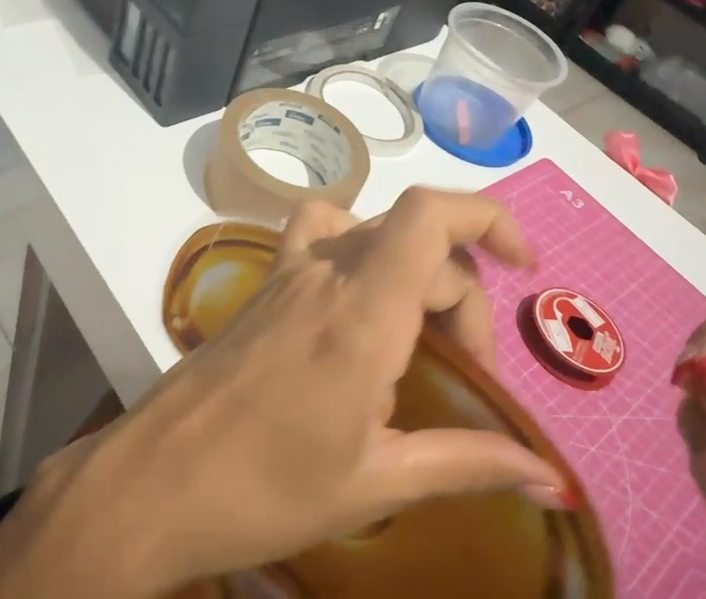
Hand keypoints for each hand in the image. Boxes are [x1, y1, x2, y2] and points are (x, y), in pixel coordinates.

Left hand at [3, 190, 569, 595]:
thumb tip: (552, 477)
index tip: (527, 267)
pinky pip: (322, 235)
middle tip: (467, 379)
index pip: (431, 217)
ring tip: (422, 335)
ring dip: (416, 270)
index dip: (490, 218)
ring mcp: (288, 274)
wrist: (153, 485)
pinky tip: (360, 303)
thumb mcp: (376, 481)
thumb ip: (467, 464)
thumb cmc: (264, 490)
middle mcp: (326, 274)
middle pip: (418, 240)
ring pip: (374, 233)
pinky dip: (359, 247)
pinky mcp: (265, 287)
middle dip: (462, 299)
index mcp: (362, 314)